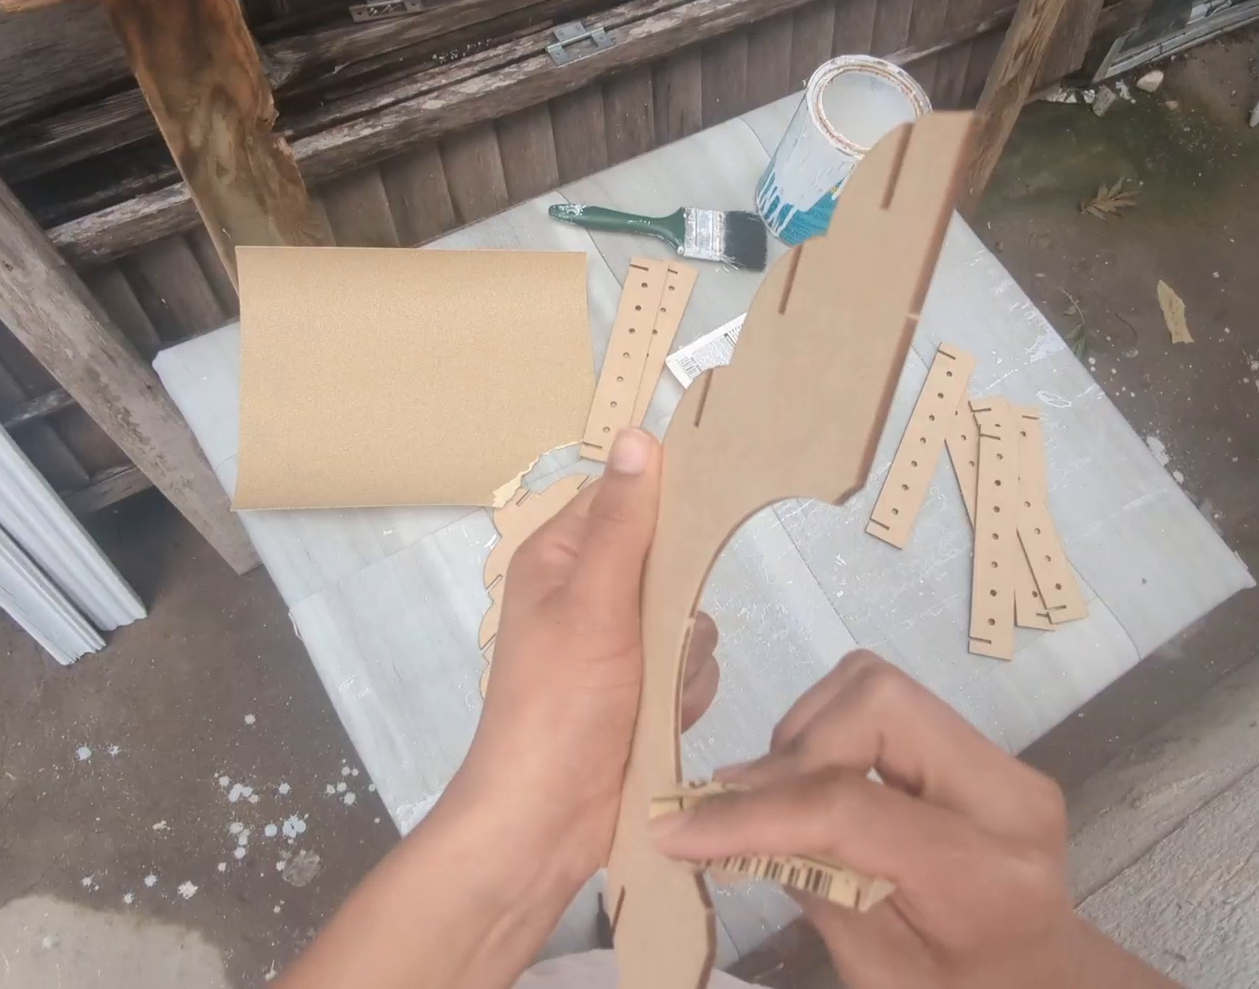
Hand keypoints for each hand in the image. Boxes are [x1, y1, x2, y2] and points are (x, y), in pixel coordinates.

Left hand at [449, 428, 720, 888]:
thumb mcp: (591, 603)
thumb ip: (621, 523)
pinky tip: (660, 716)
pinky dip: (682, 689)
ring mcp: (616, 641)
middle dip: (675, 599)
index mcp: (560, 556)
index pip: (622, 496)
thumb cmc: (559, 704)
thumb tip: (638, 434)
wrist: (548, 824)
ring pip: (686, 613)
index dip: (663, 494)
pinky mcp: (640, 685)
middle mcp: (587, 590)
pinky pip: (688, 663)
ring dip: (681, 653)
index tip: (710, 498)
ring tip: (653, 688)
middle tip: (662, 628)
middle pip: (664, 557)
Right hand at [647, 652, 1172, 988]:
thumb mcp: (873, 973)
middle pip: (873, 702)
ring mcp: (988, 752)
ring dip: (802, 736)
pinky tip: (811, 781)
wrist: (1032, 979)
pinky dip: (819, 728)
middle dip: (791, 749)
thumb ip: (803, 878)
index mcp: (989, 871)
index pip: (850, 806)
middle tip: (743, 807)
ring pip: (865, 683)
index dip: (754, 812)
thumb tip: (720, 810)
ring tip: (781, 801)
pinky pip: (868, 693)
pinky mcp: (960, 735)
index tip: (676, 829)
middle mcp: (1002, 788)